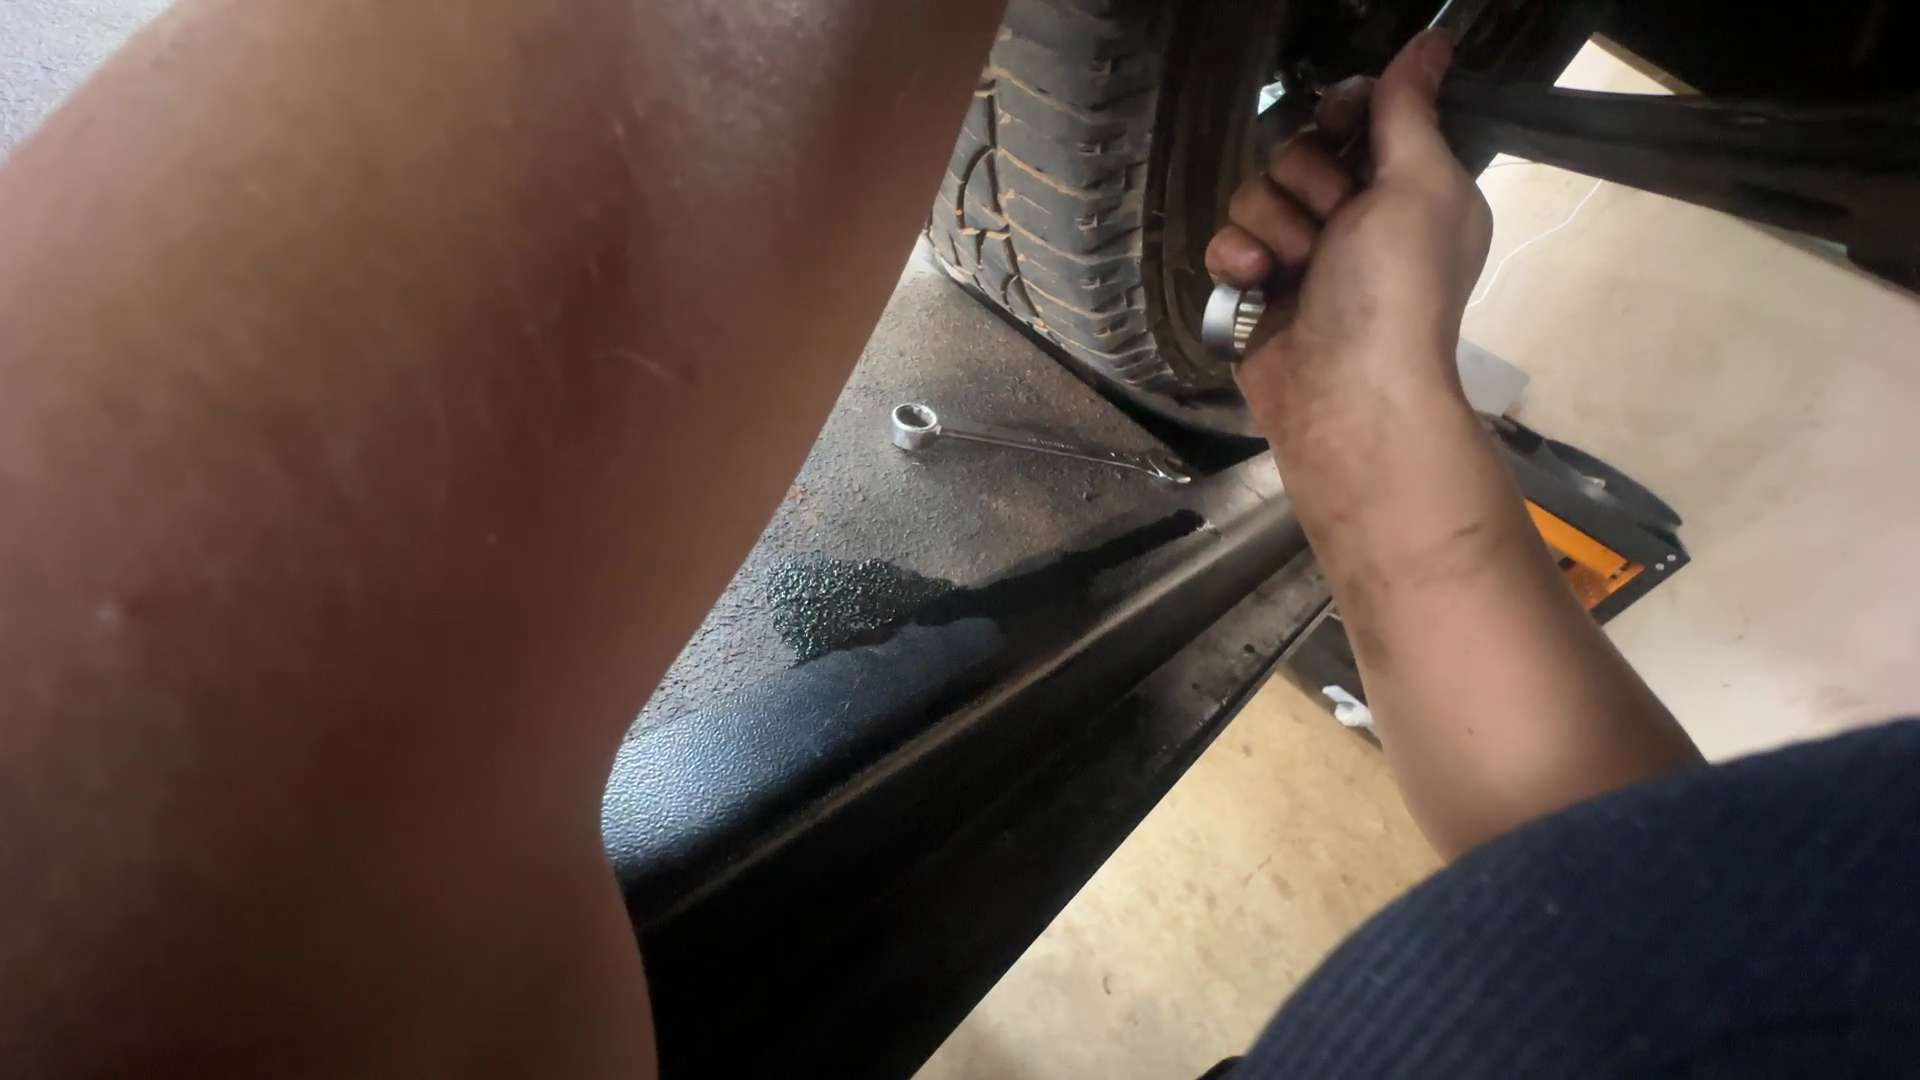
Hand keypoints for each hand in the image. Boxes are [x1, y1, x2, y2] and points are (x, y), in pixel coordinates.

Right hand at [1207, 30, 1492, 455]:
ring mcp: (1295, 257)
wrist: (1342, 388)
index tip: (1339, 125)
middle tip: (1332, 225)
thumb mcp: (1418, 187)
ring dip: (1270, 227)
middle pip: (1294, 154)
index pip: (1356, 119)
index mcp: (1401, 188)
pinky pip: (1223, 245)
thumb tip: (1430, 42)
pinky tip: (1252, 285)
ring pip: (1252, 197)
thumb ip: (1408, 113)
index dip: (1342, 115)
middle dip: (1305, 185)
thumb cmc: (1394, 287)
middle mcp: (1347, 218)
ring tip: (1291, 269)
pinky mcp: (1250, 291)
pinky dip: (1234, 261)